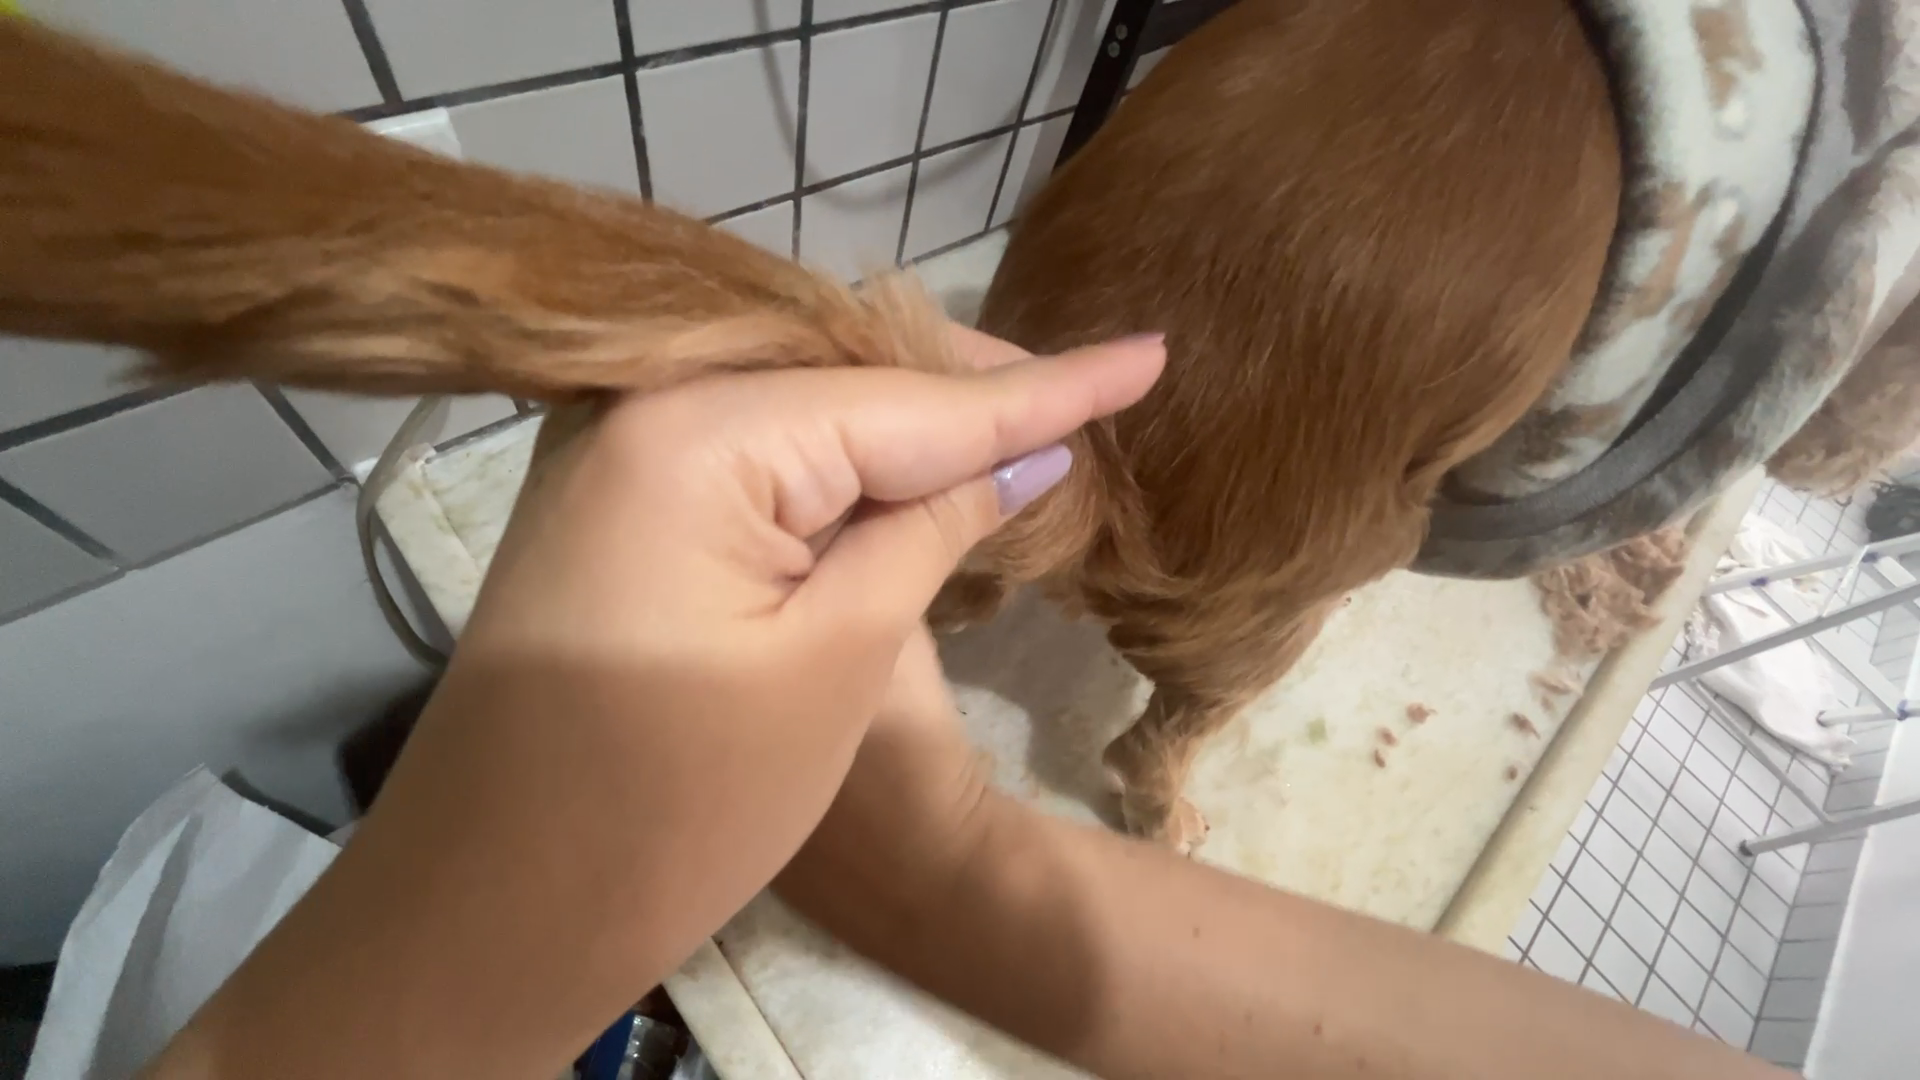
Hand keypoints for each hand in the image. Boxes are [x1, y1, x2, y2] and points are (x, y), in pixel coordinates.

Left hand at [147, 327, 1164, 1079]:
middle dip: (973, 392)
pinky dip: (848, 460)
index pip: (914, 401)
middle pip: (855, 378)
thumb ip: (932, 526)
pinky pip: (766, 450)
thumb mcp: (840, 657)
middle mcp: (647, 403)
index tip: (1143, 354)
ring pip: (812, 409)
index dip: (1045, 384)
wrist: (493, 910)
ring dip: (916, 425)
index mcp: (698, 432)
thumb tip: (1030, 452)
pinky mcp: (627, 496)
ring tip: (1020, 423)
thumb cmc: (678, 805)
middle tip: (1083, 396)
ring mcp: (625, 446)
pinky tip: (911, 464)